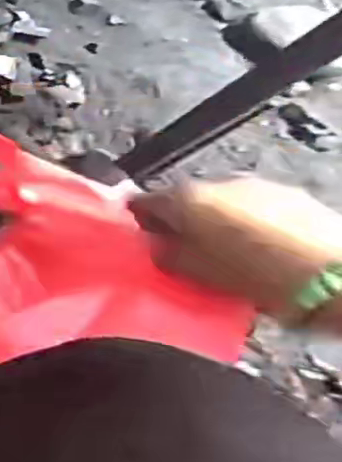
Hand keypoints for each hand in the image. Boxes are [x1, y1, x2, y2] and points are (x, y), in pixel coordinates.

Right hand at [131, 177, 341, 315]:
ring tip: (237, 251)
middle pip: (186, 201)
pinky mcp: (301, 198)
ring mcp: (263, 187)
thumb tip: (155, 241)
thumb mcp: (184, 268)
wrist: (341, 279)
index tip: (152, 245)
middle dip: (186, 222)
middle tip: (194, 250)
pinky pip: (261, 209)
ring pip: (226, 204)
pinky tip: (269, 248)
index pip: (139, 203)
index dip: (141, 225)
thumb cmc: (251, 274)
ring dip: (224, 221)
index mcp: (179, 195)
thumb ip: (158, 248)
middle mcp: (216, 182)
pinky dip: (258, 224)